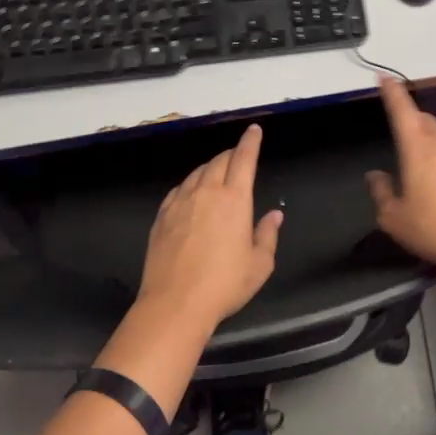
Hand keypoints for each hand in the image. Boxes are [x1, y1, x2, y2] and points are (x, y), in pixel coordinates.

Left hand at [139, 125, 282, 327]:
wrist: (174, 305)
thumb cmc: (224, 285)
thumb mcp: (259, 265)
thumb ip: (267, 235)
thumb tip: (274, 215)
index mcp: (235, 199)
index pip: (244, 158)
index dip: (250, 141)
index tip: (254, 130)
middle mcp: (207, 192)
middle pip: (219, 161)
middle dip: (231, 154)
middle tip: (238, 158)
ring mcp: (180, 202)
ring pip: (197, 172)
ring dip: (210, 168)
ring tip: (217, 175)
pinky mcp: (161, 216)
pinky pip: (179, 189)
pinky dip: (190, 185)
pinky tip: (191, 194)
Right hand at [367, 76, 435, 269]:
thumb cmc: (431, 228)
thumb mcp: (393, 217)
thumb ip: (381, 192)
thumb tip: (375, 176)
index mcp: (418, 147)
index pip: (402, 110)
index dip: (392, 92)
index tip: (385, 78)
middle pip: (423, 119)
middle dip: (409, 118)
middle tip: (398, 130)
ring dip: (427, 138)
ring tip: (417, 161)